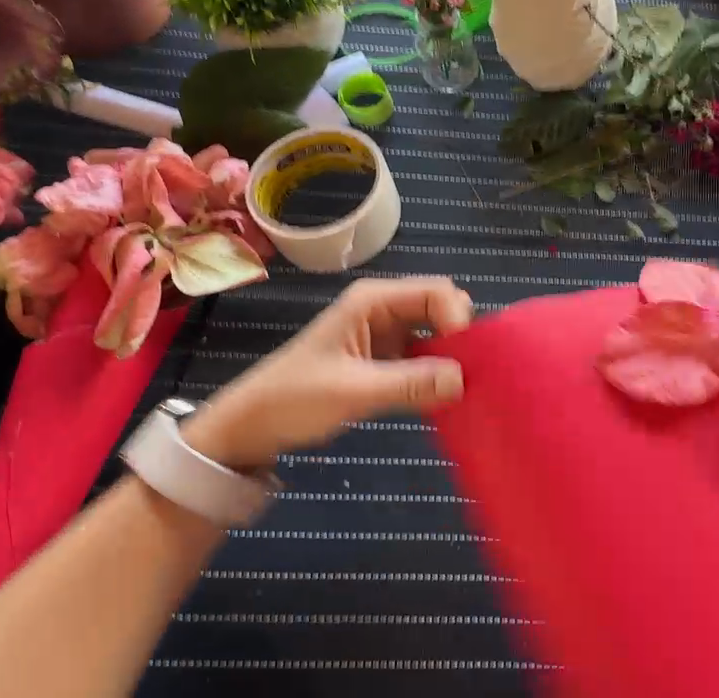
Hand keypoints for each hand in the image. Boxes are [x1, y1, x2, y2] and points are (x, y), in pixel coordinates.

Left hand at [182, 277, 472, 470]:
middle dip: (459, 336)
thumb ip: (410, 383)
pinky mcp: (387, 359)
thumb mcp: (353, 391)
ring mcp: (387, 334)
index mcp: (374, 300)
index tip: (464, 357)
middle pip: (442, 308)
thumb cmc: (294, 398)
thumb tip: (464, 379)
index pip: (436, 291)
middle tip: (468, 374)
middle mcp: (385, 309)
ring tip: (463, 388)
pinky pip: (426, 357)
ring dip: (451, 357)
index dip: (456, 318)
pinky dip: (438, 373)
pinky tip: (444, 397)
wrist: (250, 428)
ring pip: (438, 334)